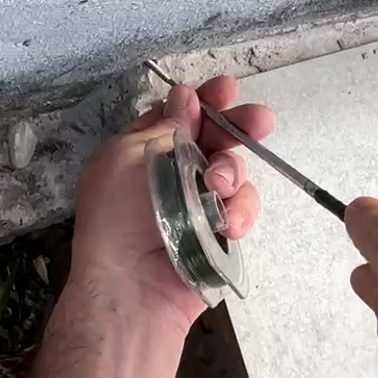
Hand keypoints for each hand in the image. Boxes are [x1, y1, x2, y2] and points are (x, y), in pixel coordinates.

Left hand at [69, 76, 274, 332]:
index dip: (203, 100)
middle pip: (213, 139)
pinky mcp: (217, 234)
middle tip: (259, 120)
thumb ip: (164, 127)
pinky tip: (226, 225)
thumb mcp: (129, 159)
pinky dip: (239, 213)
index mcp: (138, 152)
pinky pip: (241, 210)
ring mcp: (195, 205)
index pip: (175, 116)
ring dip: (231, 174)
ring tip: (217, 189)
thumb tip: (185, 96)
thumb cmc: (118, 217)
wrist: (130, 288)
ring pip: (232, 173)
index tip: (228, 89)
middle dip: (236, 127)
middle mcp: (168, 175)